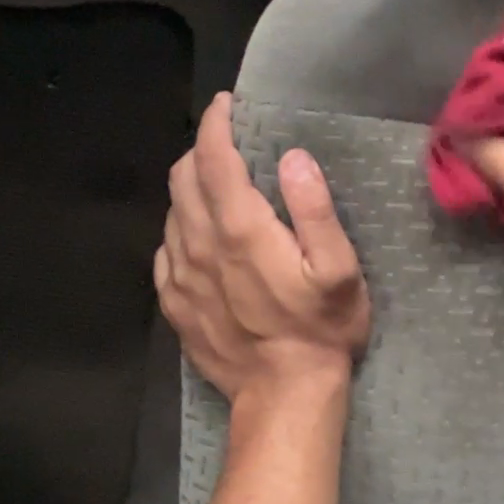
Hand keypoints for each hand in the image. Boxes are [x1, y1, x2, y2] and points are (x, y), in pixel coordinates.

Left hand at [156, 93, 370, 405]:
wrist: (283, 398)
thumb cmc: (321, 329)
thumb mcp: (339, 268)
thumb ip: (314, 208)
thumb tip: (292, 158)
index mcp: (240, 229)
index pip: (214, 158)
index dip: (216, 124)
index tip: (227, 105)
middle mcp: (199, 244)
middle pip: (183, 177)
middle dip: (201, 150)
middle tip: (230, 146)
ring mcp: (179, 276)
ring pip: (171, 210)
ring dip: (191, 188)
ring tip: (220, 188)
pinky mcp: (173, 302)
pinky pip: (165, 248)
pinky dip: (181, 227)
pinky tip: (204, 237)